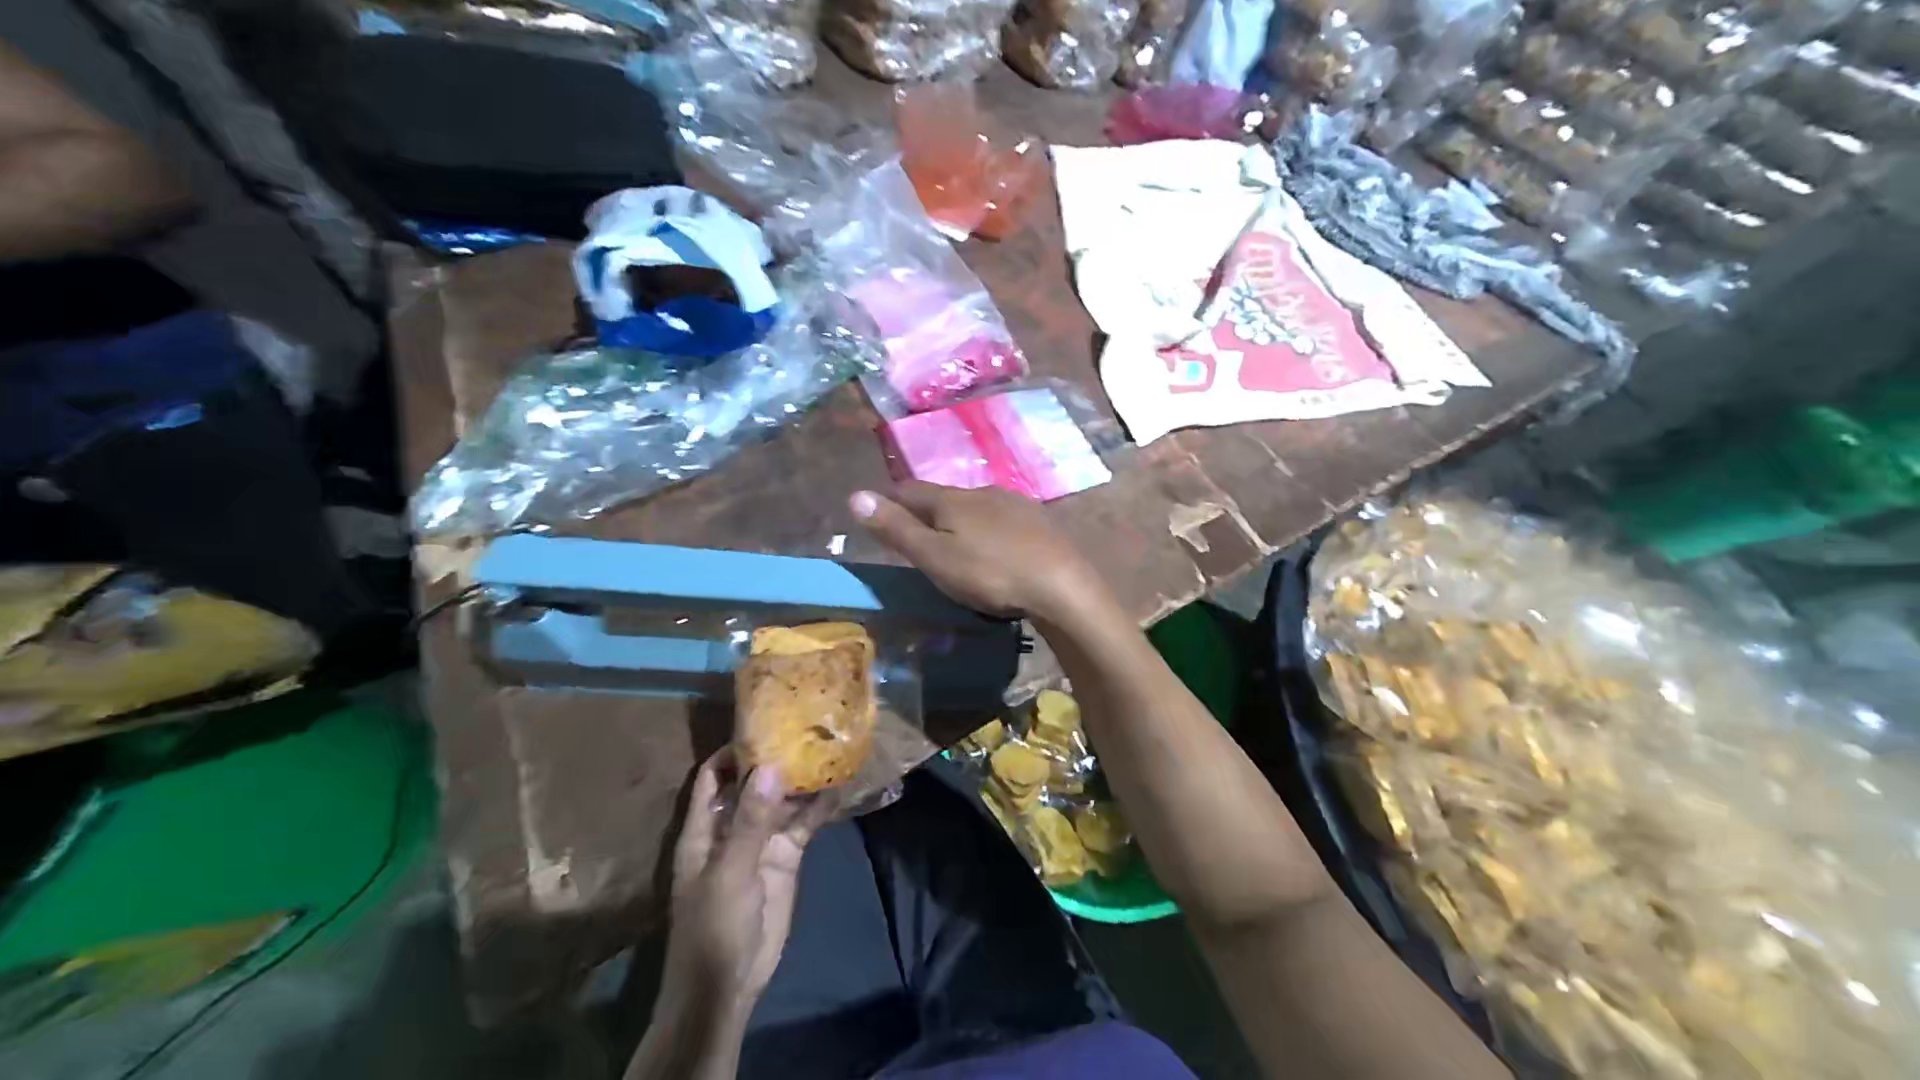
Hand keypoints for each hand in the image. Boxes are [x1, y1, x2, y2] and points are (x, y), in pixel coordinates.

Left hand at [660, 751, 829, 1021]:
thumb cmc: (713, 926)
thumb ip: (750, 821)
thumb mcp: (729, 871)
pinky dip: (819, 807)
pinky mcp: (785, 857)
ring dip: (801, 780)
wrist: (728, 984)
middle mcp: (733, 827)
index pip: (713, 778)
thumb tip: (770, 768)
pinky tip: (839, 786)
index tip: (760, 726)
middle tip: (806, 728)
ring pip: (782, 801)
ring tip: (829, 748)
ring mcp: (761, 841)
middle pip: (753, 784)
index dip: (731, 752)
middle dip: (775, 759)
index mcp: (705, 827)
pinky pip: (803, 824)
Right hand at [849, 481, 1113, 625]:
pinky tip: (996, 550)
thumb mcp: (934, 557)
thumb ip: (896, 528)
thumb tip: (855, 495)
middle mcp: (984, 491)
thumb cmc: (990, 573)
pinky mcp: (1040, 523)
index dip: (891, 500)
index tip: (880, 514)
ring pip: (976, 508)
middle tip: (915, 536)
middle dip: (926, 512)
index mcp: (952, 499)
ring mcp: (1016, 504)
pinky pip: (1003, 521)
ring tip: (955, 545)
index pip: (910, 490)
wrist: (1061, 586)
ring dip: (960, 521)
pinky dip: (989, 532)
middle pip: (944, 497)